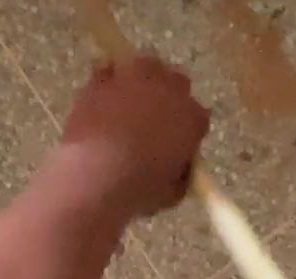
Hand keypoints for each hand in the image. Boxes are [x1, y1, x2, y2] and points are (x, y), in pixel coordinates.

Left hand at [57, 55, 209, 218]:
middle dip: (168, 99)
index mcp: (192, 118)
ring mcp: (135, 77)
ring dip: (141, 82)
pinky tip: (104, 102)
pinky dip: (109, 83)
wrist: (96, 173)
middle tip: (153, 123)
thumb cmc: (140, 189)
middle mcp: (169, 88)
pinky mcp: (104, 77)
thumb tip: (178, 169)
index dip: (187, 132)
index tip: (177, 146)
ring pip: (145, 67)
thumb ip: (180, 175)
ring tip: (128, 107)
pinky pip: (110, 71)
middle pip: (176, 84)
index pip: (199, 118)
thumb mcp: (171, 194)